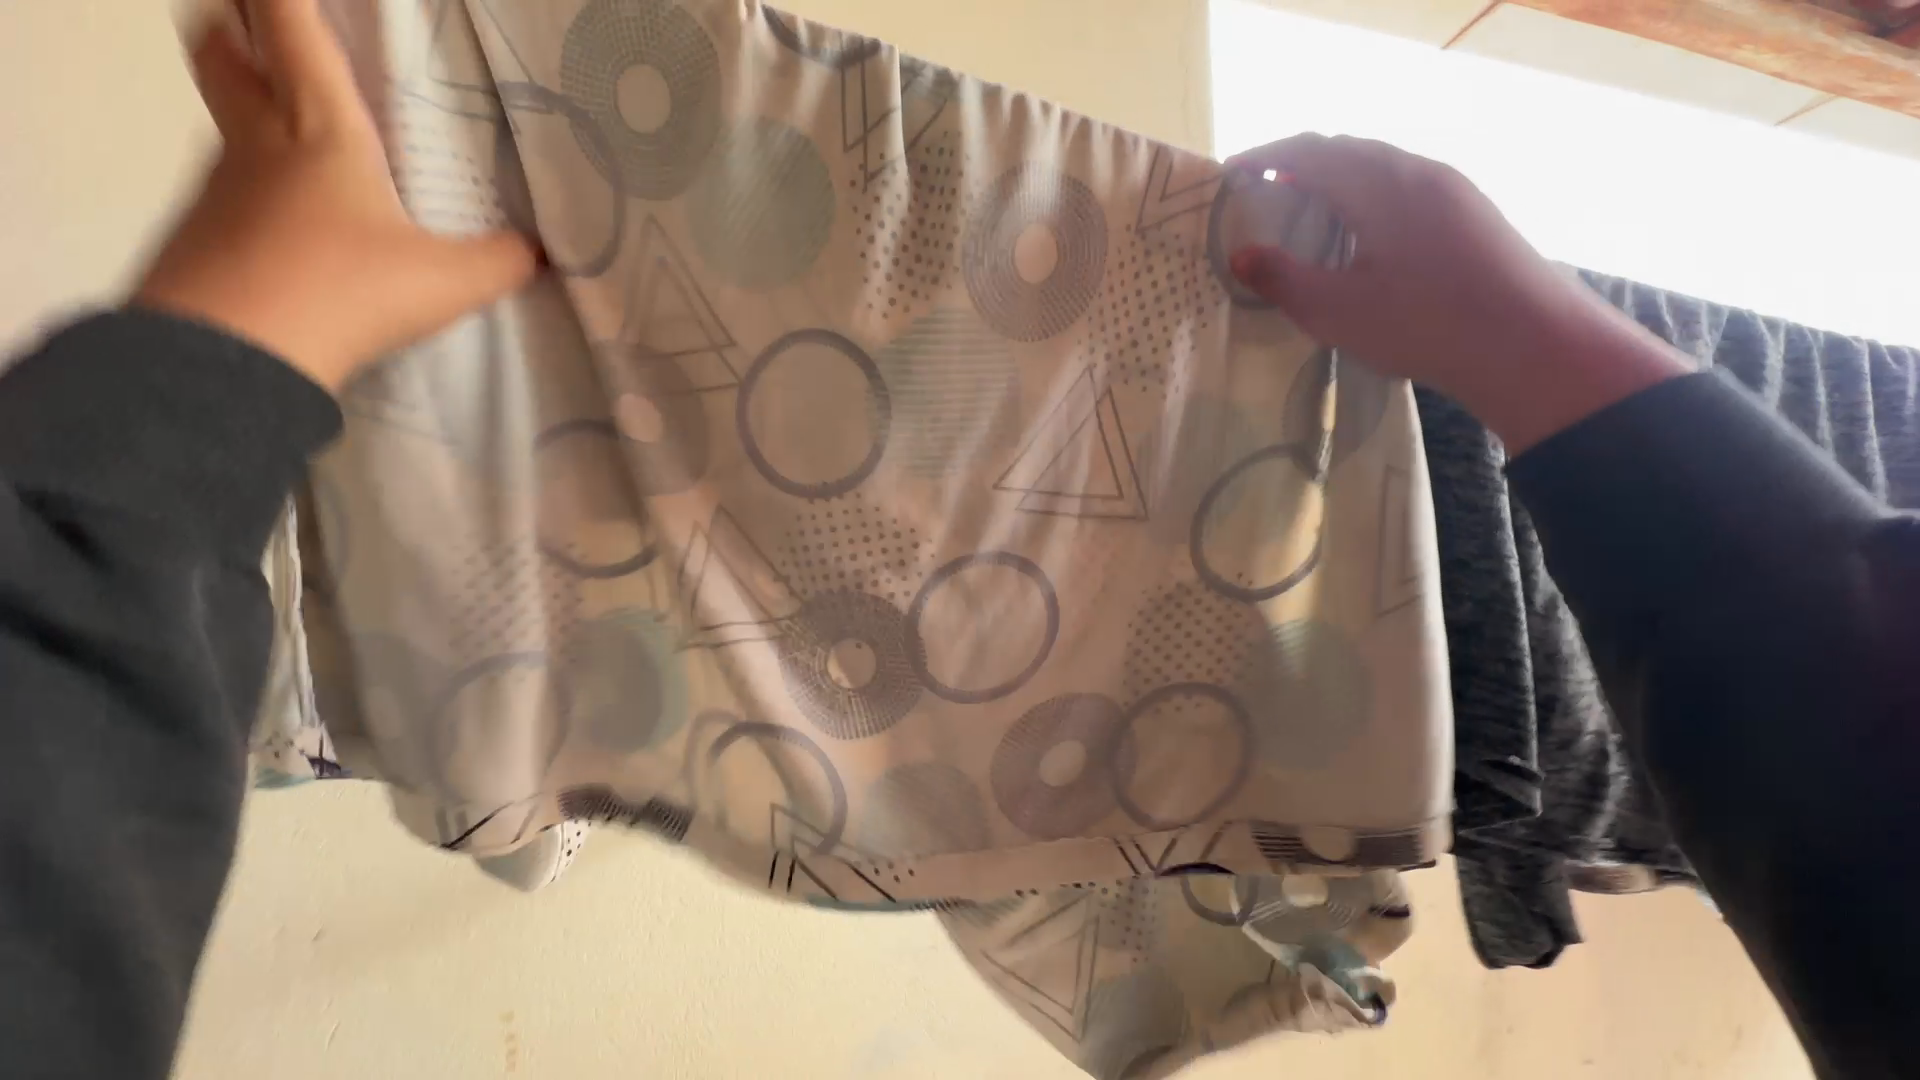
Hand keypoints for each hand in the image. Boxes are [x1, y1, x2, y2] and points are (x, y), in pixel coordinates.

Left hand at [135, 0, 538, 391]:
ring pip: (228, 126)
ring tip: (316, 155)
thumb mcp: (452, 281)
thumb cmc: (348, 290)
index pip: (287, 24)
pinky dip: (262, 191)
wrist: (237, 354)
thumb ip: (503, 261)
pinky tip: (304, 233)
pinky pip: (233, 191)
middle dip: (240, 31)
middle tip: (281, 45)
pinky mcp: (202, 234)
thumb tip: (539, 252)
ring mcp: (219, 187)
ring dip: (257, 118)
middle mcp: (258, 143)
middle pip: (221, 53)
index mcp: (320, 131)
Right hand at [1226, 133, 1687, 452]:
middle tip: (1264, 191)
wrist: (1528, 342)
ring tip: (1307, 210)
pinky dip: (1366, 193)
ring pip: (1379, 164)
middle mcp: (1416, 170)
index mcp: (1378, 184)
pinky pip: (1404, 183)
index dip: (1264, 157)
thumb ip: (1281, 279)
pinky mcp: (1470, 210)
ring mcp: (1450, 187)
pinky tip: (1361, 231)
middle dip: (1297, 163)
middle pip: (1345, 148)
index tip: (1230, 173)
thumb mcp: (1335, 310)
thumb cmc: (1421, 323)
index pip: (1308, 151)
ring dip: (1335, 177)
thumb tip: (1240, 255)